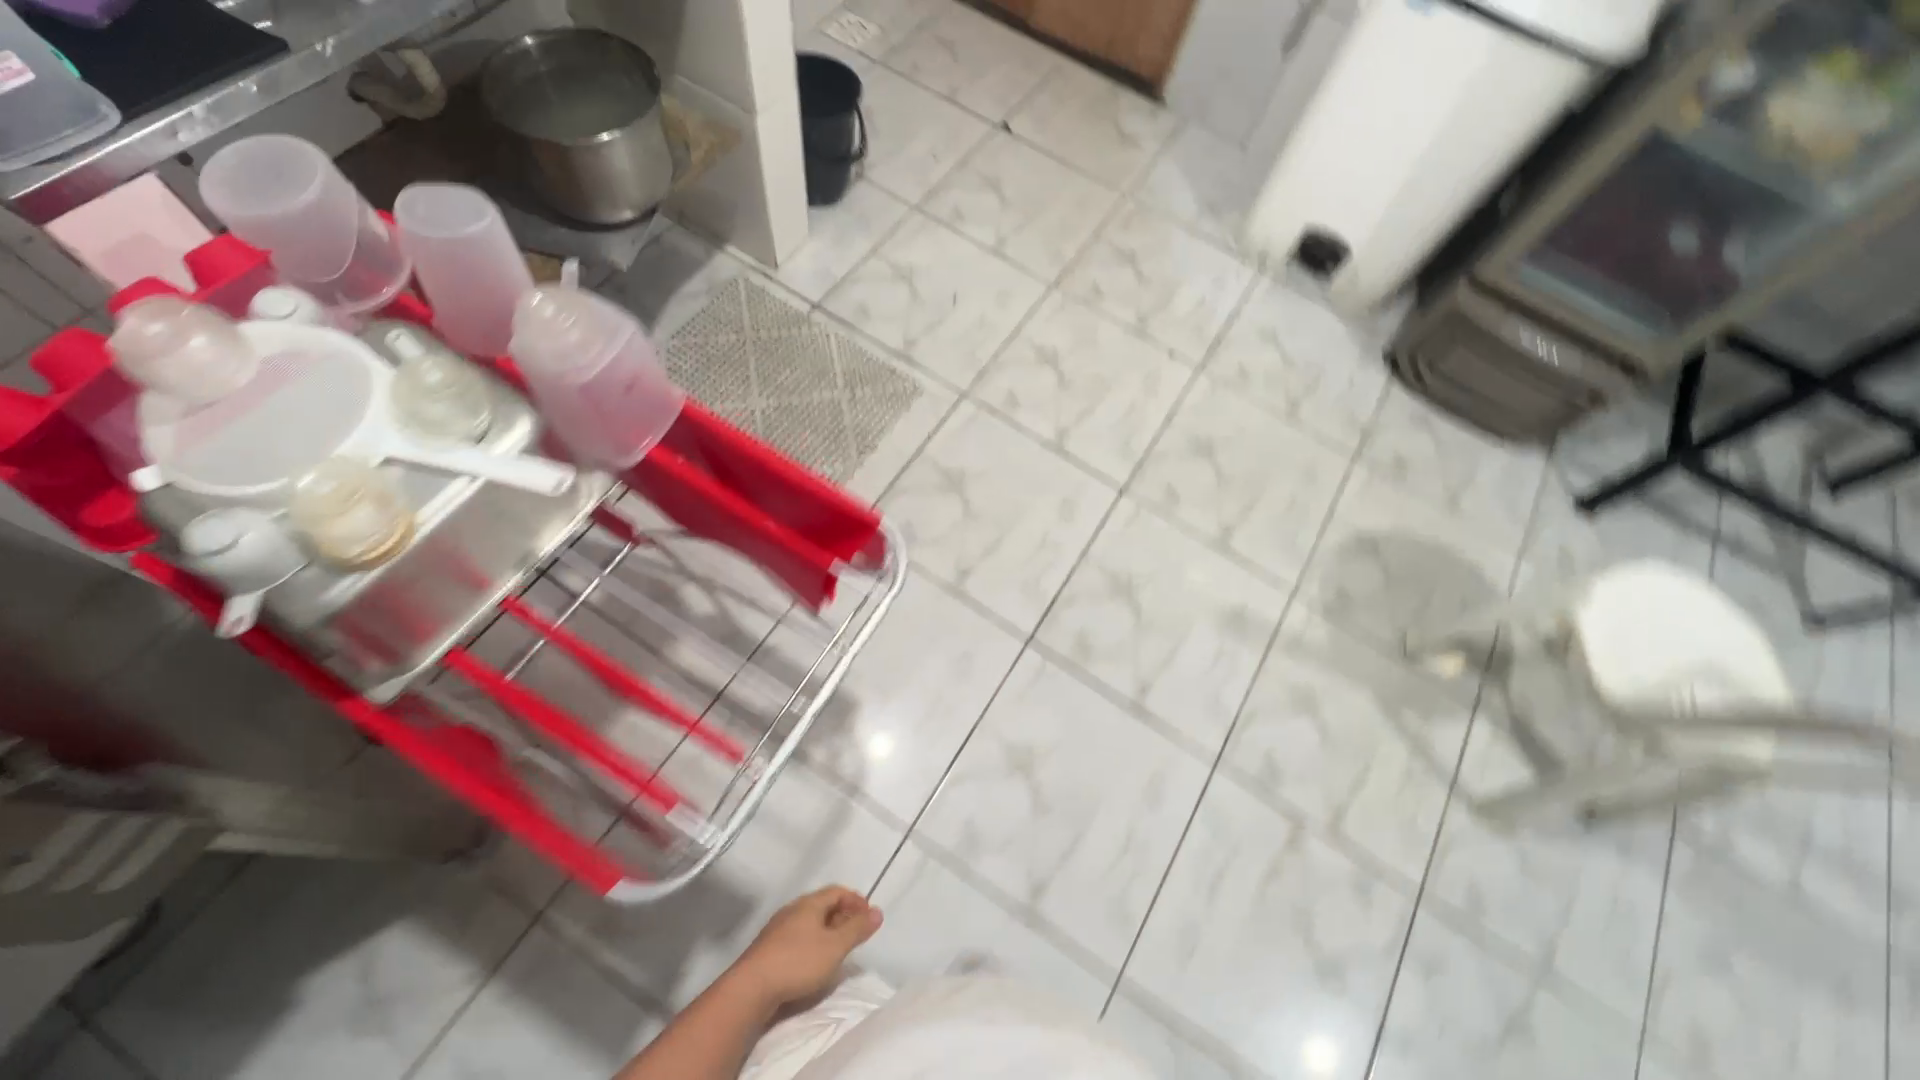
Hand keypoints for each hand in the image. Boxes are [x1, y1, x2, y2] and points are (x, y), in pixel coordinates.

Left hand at [727, 886, 883, 1008]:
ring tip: (839, 948)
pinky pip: (797, 936)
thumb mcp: (835, 946)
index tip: (869, 916)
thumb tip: (877, 911)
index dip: (855, 900)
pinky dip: (813, 942)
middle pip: (822, 905)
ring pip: (809, 922)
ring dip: (828, 930)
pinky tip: (814, 960)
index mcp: (808, 904)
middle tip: (857, 933)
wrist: (751, 988)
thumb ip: (857, 929)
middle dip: (843, 915)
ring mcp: (777, 929)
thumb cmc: (798, 962)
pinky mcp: (769, 948)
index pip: (837, 891)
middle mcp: (792, 910)